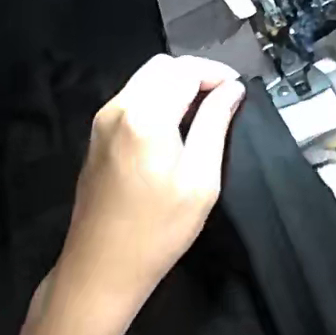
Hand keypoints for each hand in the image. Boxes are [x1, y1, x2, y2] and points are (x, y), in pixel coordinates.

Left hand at [55, 54, 245, 321]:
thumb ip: (215, 124)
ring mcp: (103, 119)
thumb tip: (232, 89)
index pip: (185, 70)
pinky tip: (174, 122)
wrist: (100, 268)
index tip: (238, 88)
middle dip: (195, 73)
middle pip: (162, 66)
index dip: (215, 72)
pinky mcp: (97, 133)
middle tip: (223, 97)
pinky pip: (132, 96)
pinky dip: (157, 96)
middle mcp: (119, 107)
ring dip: (175, 83)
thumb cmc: (158, 230)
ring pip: (145, 78)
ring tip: (203, 109)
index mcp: (145, 115)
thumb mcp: (200, 179)